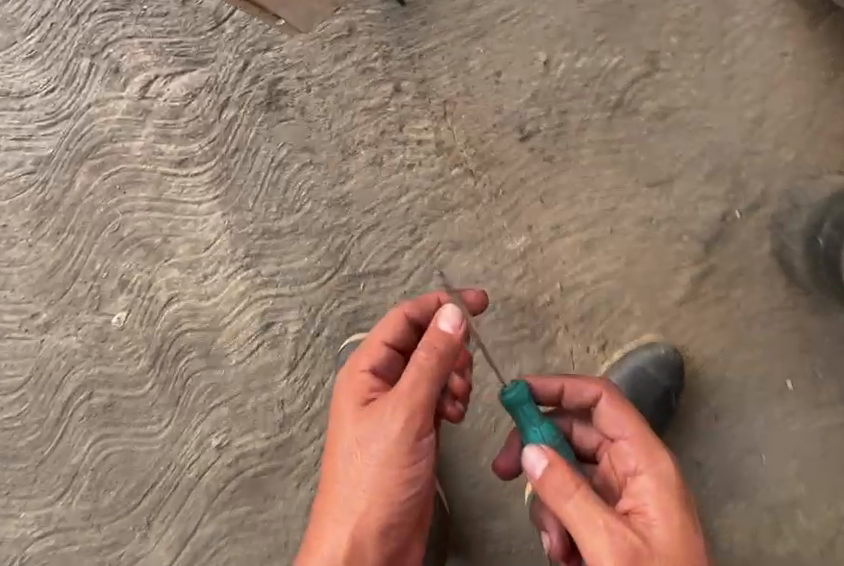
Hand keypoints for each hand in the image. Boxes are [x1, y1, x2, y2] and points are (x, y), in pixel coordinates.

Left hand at [295, 288, 487, 565]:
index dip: (441, 305)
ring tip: (457, 399)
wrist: (367, 551)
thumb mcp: (405, 414)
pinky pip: (438, 397)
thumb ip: (431, 360)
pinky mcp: (413, 433)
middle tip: (464, 369)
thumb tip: (452, 314)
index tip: (478, 303)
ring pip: (434, 369)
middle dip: (451, 348)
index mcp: (365, 370)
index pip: (406, 317)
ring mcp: (397, 409)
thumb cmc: (370, 487)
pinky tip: (455, 415)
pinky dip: (453, 399)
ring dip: (454, 376)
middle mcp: (379, 385)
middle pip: (422, 341)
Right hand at [491, 376, 708, 565]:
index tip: (517, 395)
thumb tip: (530, 449)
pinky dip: (561, 527)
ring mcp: (624, 498)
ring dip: (551, 506)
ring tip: (557, 549)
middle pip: (577, 434)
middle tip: (504, 471)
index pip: (601, 400)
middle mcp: (635, 469)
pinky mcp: (616, 525)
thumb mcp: (608, 545)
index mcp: (646, 460)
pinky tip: (565, 558)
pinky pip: (575, 506)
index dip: (559, 388)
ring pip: (570, 473)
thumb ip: (567, 494)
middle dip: (540, 452)